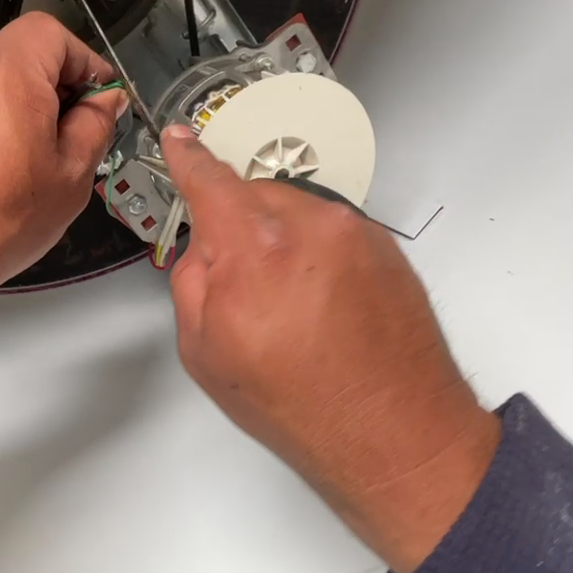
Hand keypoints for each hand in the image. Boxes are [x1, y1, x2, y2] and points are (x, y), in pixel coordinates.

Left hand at [0, 13, 127, 321]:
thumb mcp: (70, 177)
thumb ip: (95, 125)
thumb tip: (105, 101)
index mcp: (5, 73)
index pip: (52, 33)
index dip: (82, 61)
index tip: (96, 95)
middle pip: (17, 56)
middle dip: (48, 89)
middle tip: (65, 136)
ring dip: (11, 108)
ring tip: (20, 163)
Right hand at [162, 126, 499, 572]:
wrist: (393, 432)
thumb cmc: (297, 402)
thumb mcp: (204, 349)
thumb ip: (193, 280)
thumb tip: (206, 248)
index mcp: (255, 246)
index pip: (209, 180)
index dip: (188, 158)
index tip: (179, 139)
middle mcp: (310, 224)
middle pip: (253, 196)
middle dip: (238, 229)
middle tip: (242, 289)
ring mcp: (354, 232)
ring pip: (294, 213)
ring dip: (280, 243)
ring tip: (291, 310)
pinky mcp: (385, 246)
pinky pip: (331, 232)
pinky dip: (315, 256)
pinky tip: (322, 308)